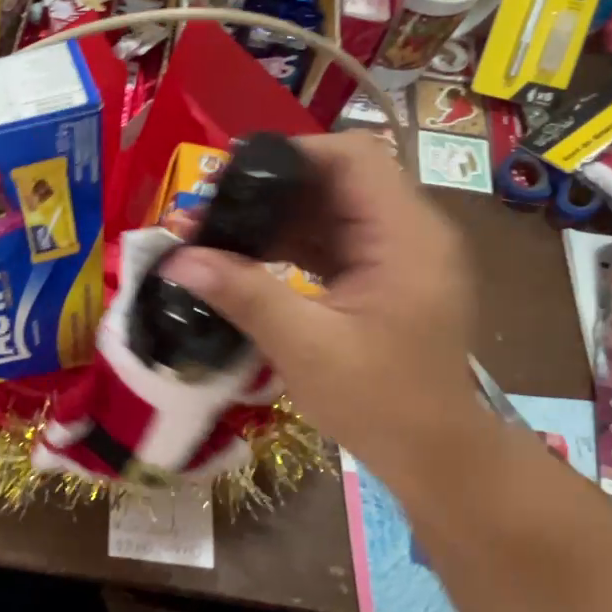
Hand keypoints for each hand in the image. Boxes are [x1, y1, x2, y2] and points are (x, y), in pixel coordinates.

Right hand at [159, 133, 479, 468]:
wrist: (433, 455)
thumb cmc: (378, 402)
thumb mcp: (304, 347)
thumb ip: (244, 294)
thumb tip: (178, 260)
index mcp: (406, 237)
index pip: (353, 158)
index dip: (291, 156)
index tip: (229, 179)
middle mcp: (411, 234)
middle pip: (340, 182)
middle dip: (272, 193)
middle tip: (210, 212)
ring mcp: (400, 258)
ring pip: (334, 214)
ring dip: (278, 222)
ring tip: (218, 237)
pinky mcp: (386, 282)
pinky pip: (336, 246)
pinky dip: (293, 249)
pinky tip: (249, 263)